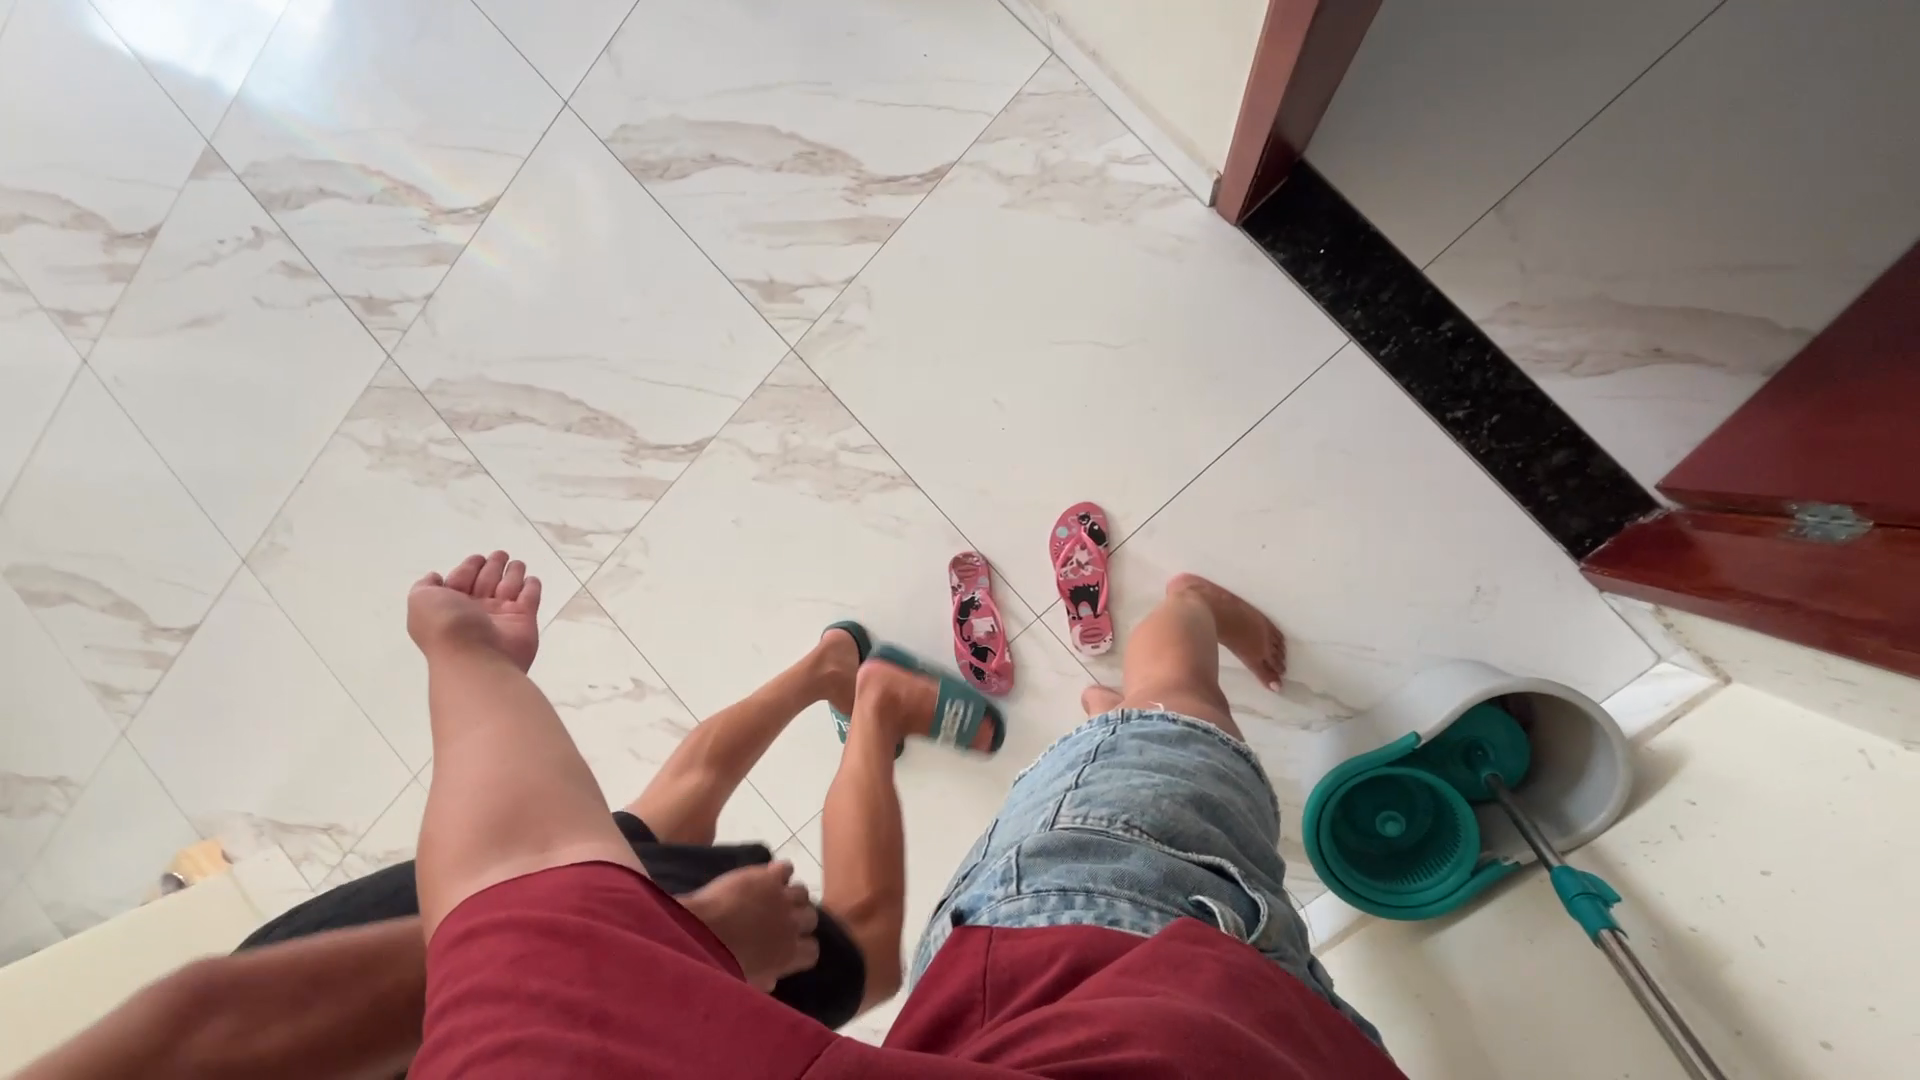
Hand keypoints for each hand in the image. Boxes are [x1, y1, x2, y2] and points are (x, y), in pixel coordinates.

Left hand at [407, 551, 542, 672]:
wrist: (475, 655)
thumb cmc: (446, 625)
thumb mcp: (421, 600)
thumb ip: (425, 586)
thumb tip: (436, 577)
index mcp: (450, 604)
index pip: (461, 579)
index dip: (469, 567)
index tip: (478, 558)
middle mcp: (476, 609)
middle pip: (486, 581)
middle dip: (493, 566)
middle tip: (501, 554)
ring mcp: (502, 615)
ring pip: (509, 587)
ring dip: (514, 573)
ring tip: (518, 563)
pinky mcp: (525, 620)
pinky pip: (530, 598)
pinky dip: (531, 587)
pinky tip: (531, 579)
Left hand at [679, 861, 819, 990]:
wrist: (701, 931)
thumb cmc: (720, 963)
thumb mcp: (745, 981)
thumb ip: (764, 979)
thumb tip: (773, 979)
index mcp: (788, 954)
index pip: (813, 950)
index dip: (803, 947)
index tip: (792, 946)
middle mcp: (792, 924)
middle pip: (811, 917)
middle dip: (799, 918)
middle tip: (782, 919)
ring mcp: (782, 897)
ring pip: (802, 891)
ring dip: (791, 895)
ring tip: (775, 897)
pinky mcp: (769, 876)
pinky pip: (787, 868)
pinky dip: (781, 872)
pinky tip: (768, 878)